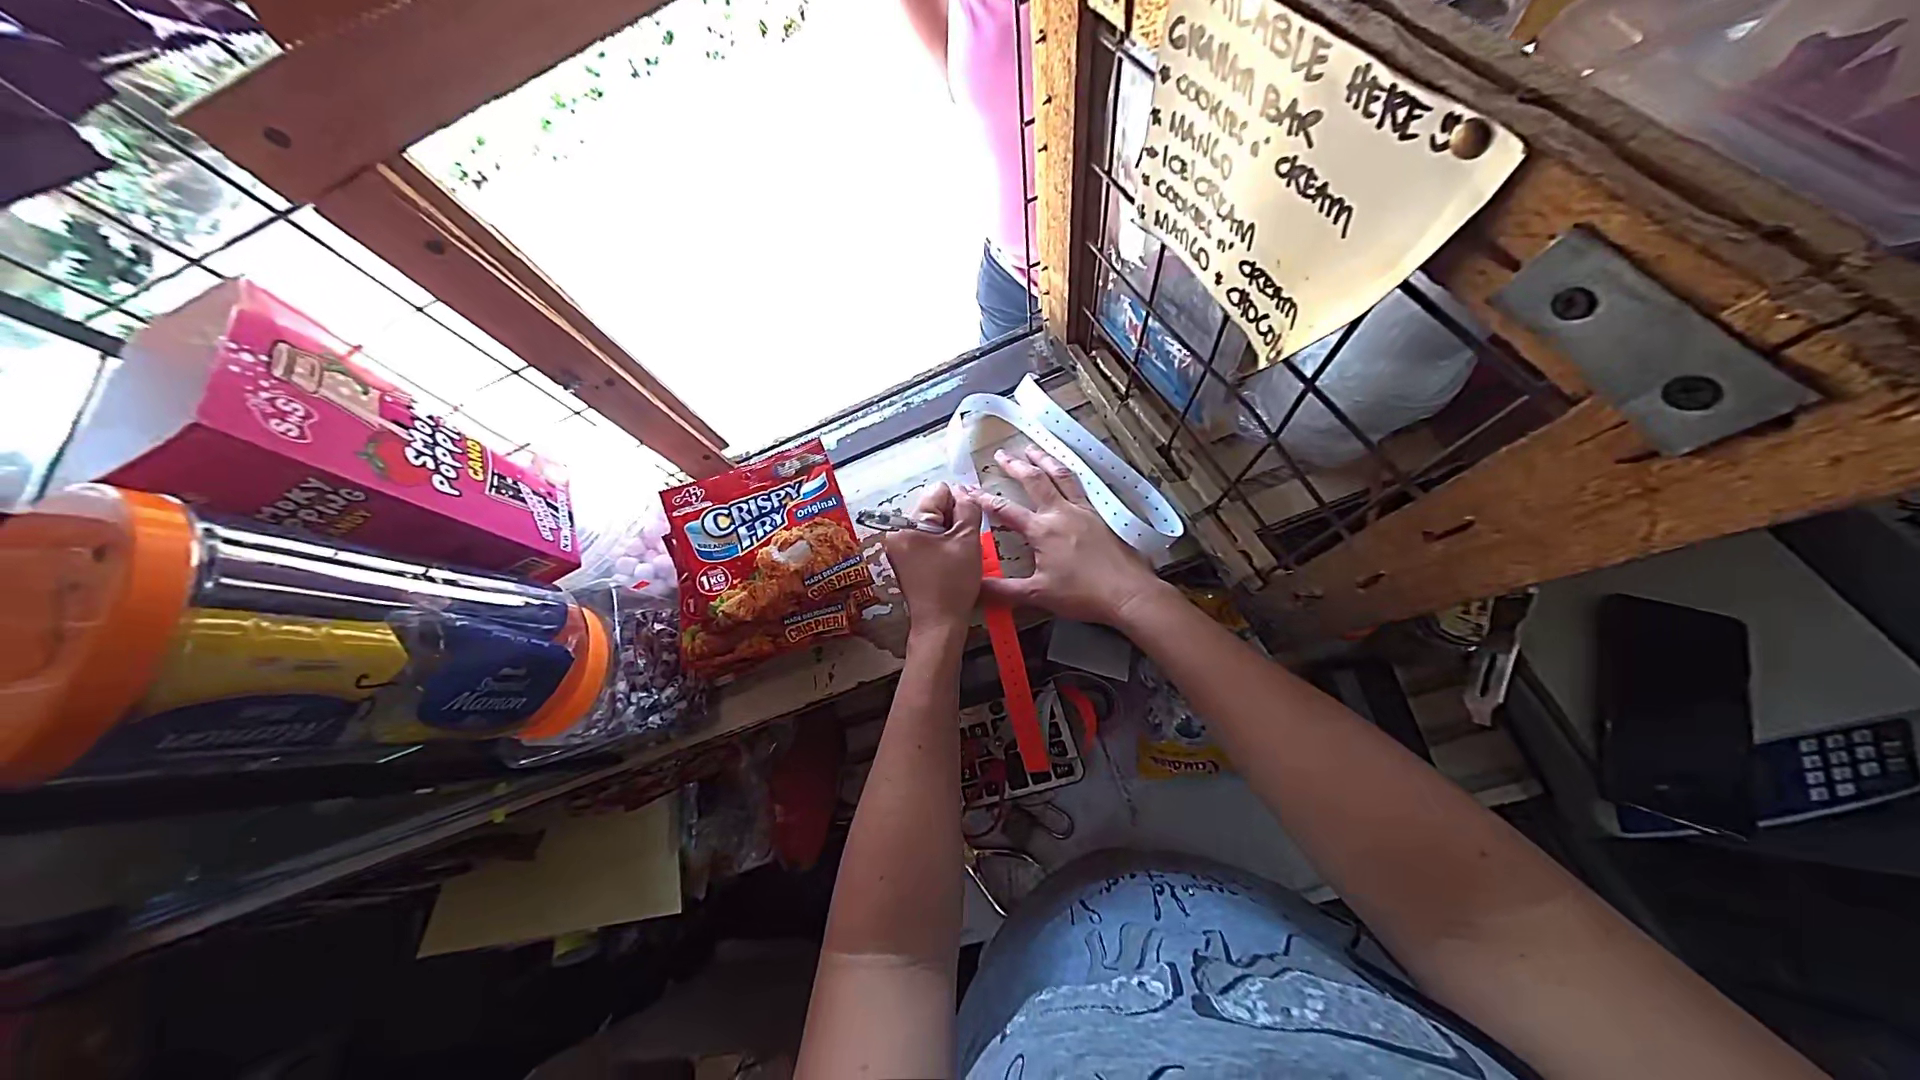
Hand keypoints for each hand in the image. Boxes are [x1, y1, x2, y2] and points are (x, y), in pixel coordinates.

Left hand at [882, 481, 983, 634]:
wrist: (939, 623)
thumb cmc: (953, 583)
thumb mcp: (967, 540)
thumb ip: (968, 509)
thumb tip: (964, 491)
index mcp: (908, 524)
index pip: (938, 492)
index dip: (959, 503)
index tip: (968, 524)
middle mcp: (898, 531)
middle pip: (933, 507)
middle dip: (953, 519)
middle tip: (964, 543)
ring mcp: (899, 546)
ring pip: (932, 524)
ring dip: (949, 533)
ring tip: (958, 554)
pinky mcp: (905, 559)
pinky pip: (927, 540)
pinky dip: (942, 545)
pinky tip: (951, 561)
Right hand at [971, 446, 1171, 626]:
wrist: (1127, 593)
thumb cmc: (1084, 594)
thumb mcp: (1038, 594)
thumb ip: (1003, 591)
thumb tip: (977, 590)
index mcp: (1042, 530)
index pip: (1006, 510)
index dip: (985, 499)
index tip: (971, 489)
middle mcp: (1062, 513)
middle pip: (1034, 480)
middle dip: (1015, 465)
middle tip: (1002, 455)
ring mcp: (1083, 511)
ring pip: (1061, 476)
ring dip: (1044, 460)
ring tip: (1033, 449)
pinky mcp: (1100, 515)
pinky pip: (1081, 486)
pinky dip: (1070, 474)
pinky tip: (1069, 474)